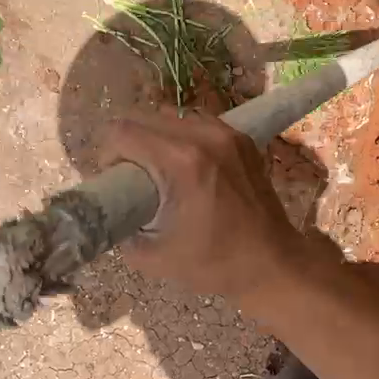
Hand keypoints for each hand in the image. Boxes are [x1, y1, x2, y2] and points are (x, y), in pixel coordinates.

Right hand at [97, 109, 316, 301]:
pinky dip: (184, 136)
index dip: (106, 153)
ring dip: (157, 137)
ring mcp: (227, 133)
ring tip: (158, 169)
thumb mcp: (154, 256)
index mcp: (182, 162)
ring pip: (174, 116)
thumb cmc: (214, 262)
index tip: (111, 179)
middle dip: (129, 144)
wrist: (272, 261)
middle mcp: (204, 136)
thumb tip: (106, 211)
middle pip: (146, 118)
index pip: (123, 132)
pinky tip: (186, 165)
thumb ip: (122, 229)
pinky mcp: (242, 137)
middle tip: (131, 177)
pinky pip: (200, 123)